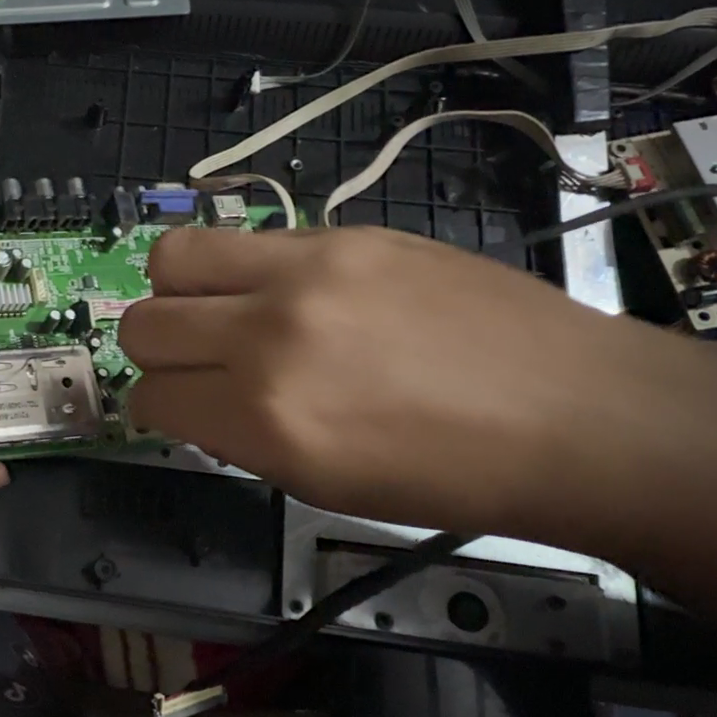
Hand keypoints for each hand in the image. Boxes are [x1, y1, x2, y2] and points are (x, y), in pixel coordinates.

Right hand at [118, 225, 716, 541]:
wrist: (573, 414)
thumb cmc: (445, 475)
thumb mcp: (316, 483)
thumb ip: (234, 437)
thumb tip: (191, 402)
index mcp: (263, 417)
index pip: (149, 398)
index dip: (156, 411)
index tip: (181, 411)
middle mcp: (269, 334)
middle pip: (142, 321)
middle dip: (156, 352)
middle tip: (198, 363)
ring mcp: (310, 270)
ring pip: (173, 254)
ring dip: (178, 291)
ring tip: (222, 312)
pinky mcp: (350, 233)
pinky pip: (251, 240)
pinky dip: (246, 272)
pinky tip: (293, 296)